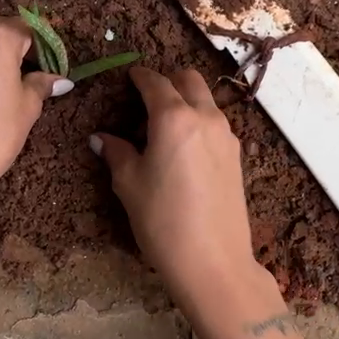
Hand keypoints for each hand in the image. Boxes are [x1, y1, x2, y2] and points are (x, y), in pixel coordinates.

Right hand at [92, 67, 260, 308]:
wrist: (214, 262)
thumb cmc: (162, 220)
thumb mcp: (129, 184)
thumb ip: (116, 152)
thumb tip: (101, 138)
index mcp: (174, 118)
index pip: (155, 82)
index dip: (139, 77)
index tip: (128, 78)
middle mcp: (205, 117)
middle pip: (189, 80)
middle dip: (167, 80)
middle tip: (146, 98)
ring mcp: (226, 136)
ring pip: (206, 100)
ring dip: (185, 100)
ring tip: (162, 127)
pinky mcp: (236, 156)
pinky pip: (215, 123)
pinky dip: (198, 121)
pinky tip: (182, 149)